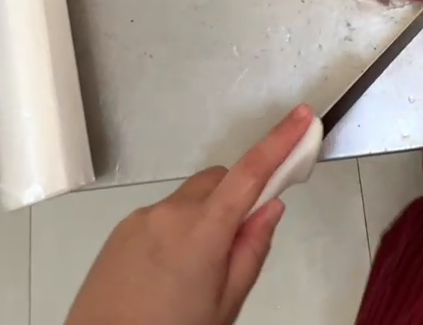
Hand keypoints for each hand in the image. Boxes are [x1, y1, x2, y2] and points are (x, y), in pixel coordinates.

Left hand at [66, 105, 313, 324]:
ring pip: (191, 197)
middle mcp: (172, 211)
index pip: (251, 172)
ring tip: (195, 270)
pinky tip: (167, 271)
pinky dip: (176, 227)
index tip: (301, 116)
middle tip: (239, 238)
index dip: (280, 140)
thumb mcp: (225, 305)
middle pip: (219, 180)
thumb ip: (252, 251)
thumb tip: (270, 207)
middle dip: (236, 196)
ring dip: (204, 214)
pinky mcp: (122, 228)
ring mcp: (143, 216)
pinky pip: (163, 213)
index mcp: (204, 230)